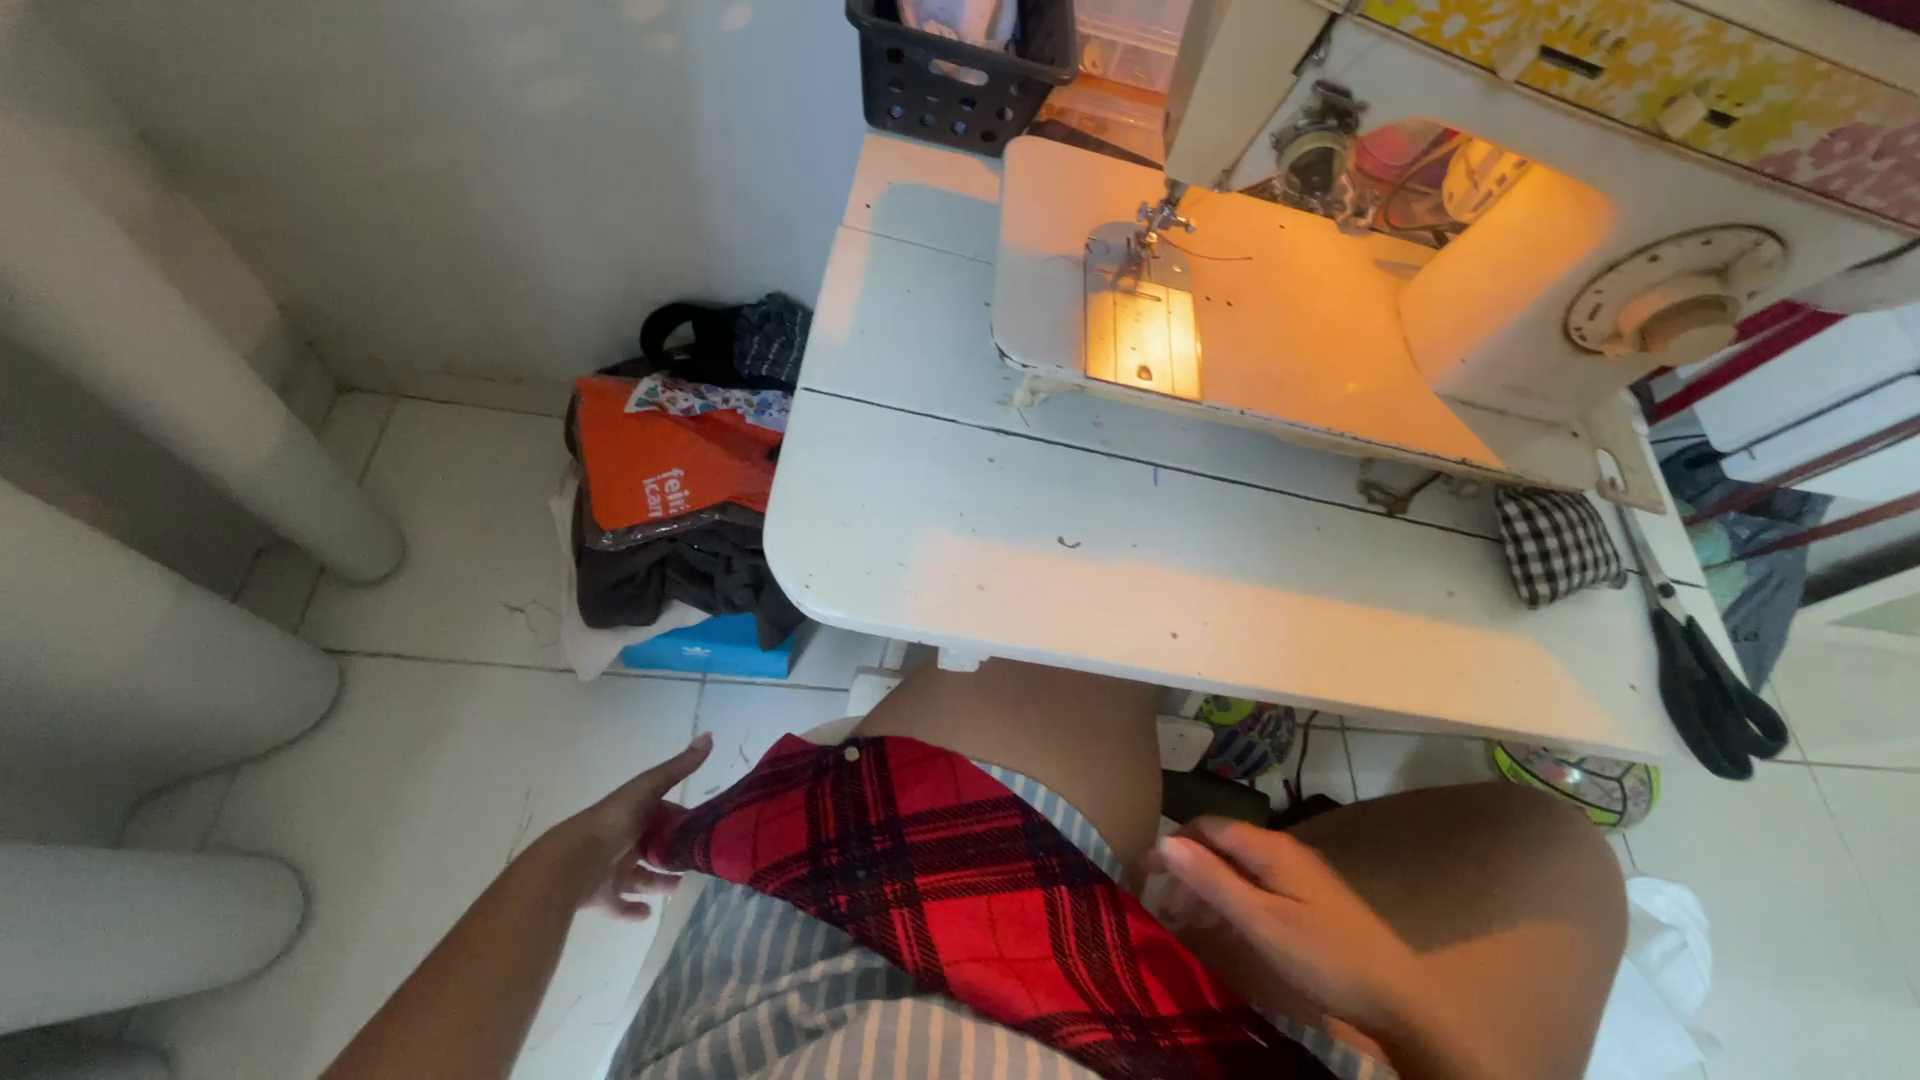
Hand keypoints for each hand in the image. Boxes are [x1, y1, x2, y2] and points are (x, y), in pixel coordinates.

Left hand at [533, 732, 711, 919]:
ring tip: (678, 887)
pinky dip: (633, 910)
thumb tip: (709, 736)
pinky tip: (649, 914)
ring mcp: (611, 870)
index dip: (682, 821)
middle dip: (672, 853)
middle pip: (652, 848)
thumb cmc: (613, 822)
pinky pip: (620, 905)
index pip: (663, 815)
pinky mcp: (602, 898)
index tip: (705, 829)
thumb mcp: (649, 789)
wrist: (570, 864)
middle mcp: (622, 840)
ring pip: (640, 877)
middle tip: (697, 861)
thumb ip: (679, 768)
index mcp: (633, 814)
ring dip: (658, 882)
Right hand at [1152, 816, 1424, 1034]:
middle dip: (1187, 870)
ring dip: (1206, 888)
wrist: (1395, 997)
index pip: (1208, 827)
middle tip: (1162, 906)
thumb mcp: (1259, 920)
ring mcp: (1296, 875)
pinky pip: (1254, 887)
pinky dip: (1229, 901)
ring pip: (1236, 869)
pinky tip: (1218, 926)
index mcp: (1270, 848)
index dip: (1174, 844)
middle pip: (1221, 847)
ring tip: (1183, 921)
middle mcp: (1282, 851)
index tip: (1145, 872)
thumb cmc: (1322, 955)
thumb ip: (1212, 879)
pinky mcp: (1305, 899)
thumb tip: (1164, 841)